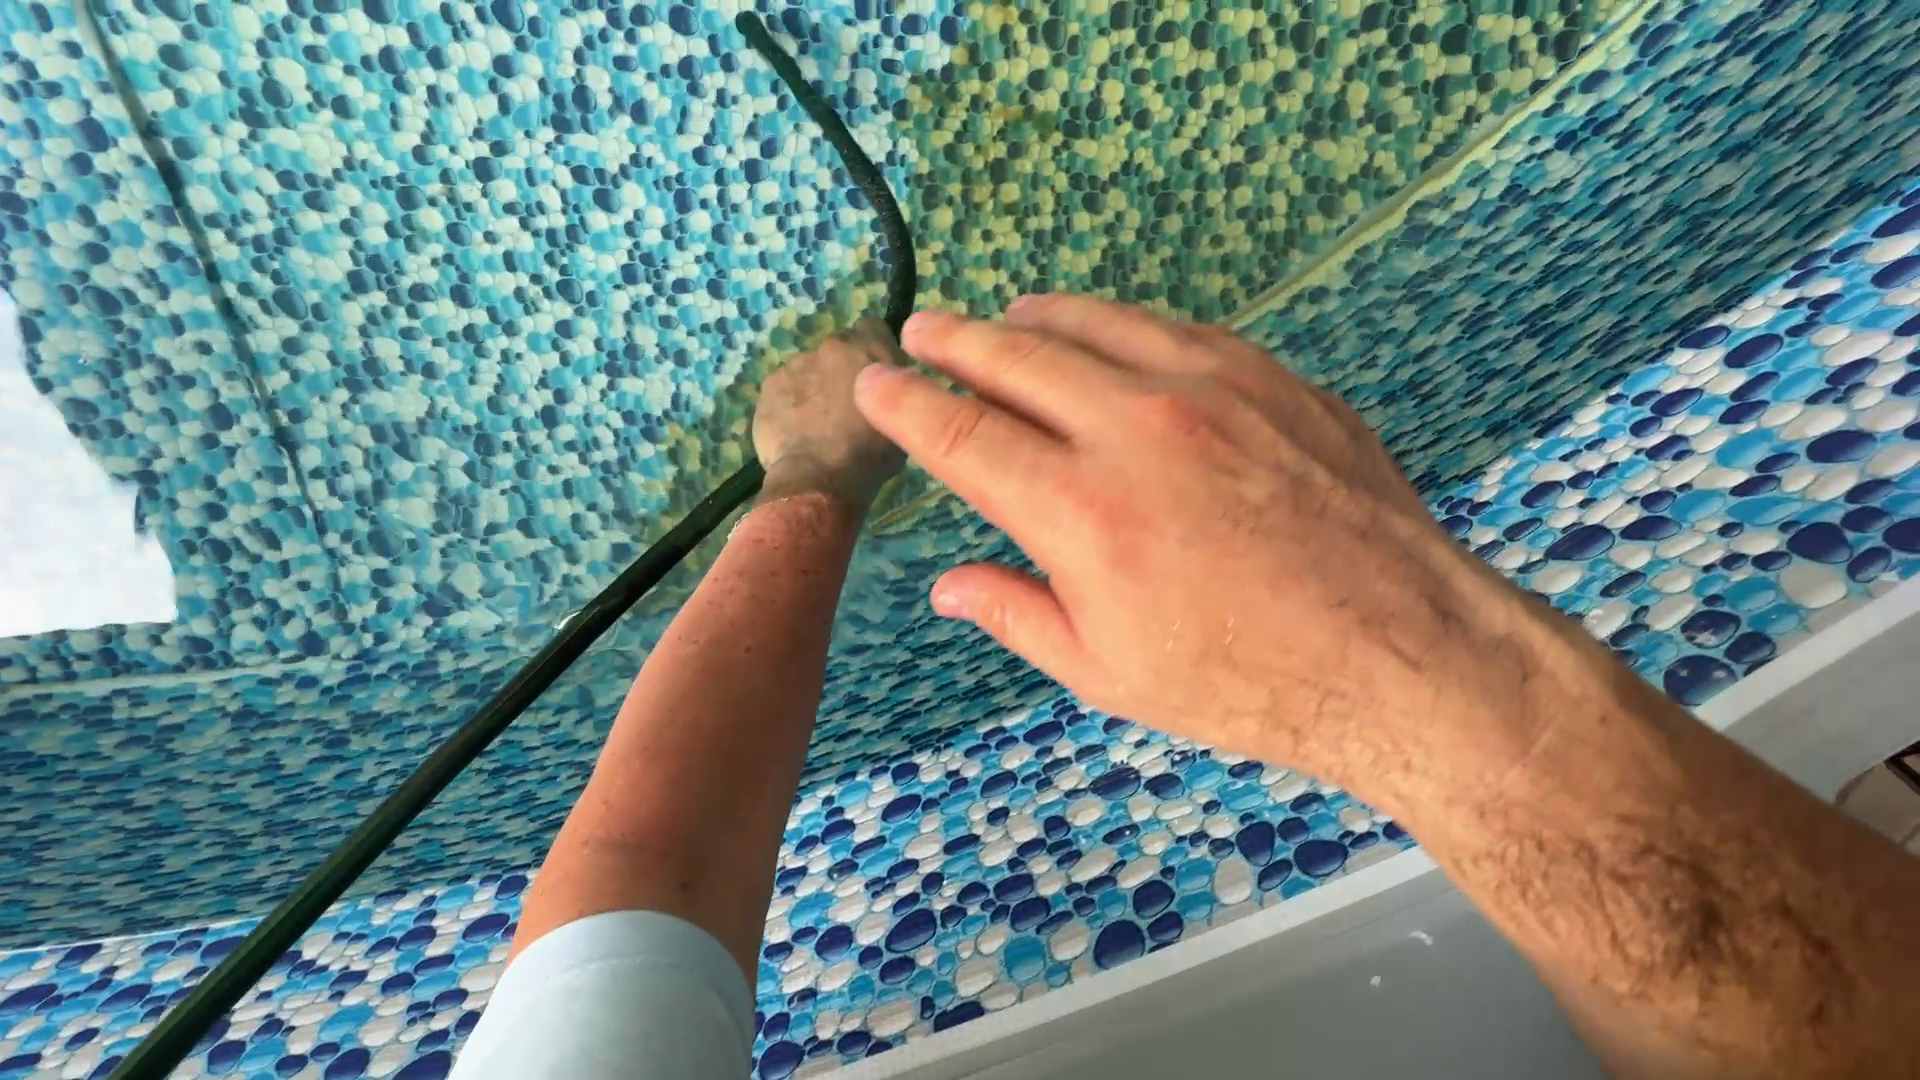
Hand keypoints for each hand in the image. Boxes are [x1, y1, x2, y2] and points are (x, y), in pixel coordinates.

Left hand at [755, 318, 906, 508]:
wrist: (819, 478)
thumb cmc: (871, 456)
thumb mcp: (901, 421)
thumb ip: (893, 391)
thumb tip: (887, 387)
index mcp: (871, 350)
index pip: (873, 327)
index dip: (874, 348)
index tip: (875, 372)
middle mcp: (833, 346)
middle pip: (838, 348)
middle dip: (841, 368)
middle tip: (846, 404)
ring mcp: (796, 363)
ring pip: (809, 369)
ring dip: (815, 386)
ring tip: (818, 424)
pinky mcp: (769, 385)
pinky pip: (784, 388)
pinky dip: (790, 403)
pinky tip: (796, 430)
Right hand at [852, 294, 1541, 778]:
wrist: (1402, 655)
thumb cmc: (1243, 683)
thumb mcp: (1108, 672)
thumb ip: (1016, 614)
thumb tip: (947, 586)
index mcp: (1081, 512)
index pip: (963, 436)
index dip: (907, 406)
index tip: (875, 385)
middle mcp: (1135, 429)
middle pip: (1014, 358)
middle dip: (952, 341)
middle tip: (920, 331)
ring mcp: (1209, 388)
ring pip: (1091, 324)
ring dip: (1031, 320)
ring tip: (1002, 321)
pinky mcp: (1269, 376)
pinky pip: (1168, 328)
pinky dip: (1115, 327)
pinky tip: (1106, 338)